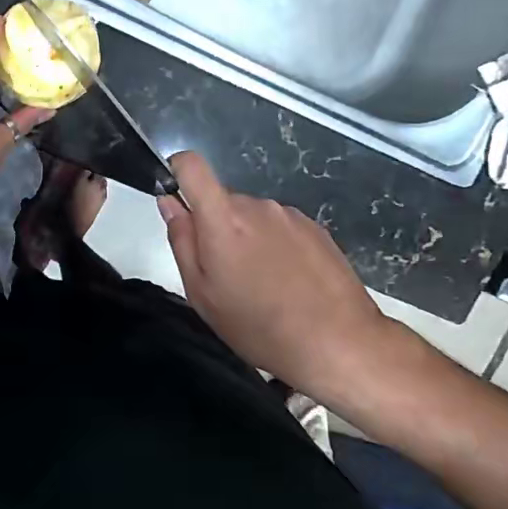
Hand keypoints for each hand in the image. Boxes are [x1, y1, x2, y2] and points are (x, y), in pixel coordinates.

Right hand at [159, 152, 391, 395]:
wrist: (337, 341)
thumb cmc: (258, 325)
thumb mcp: (203, 294)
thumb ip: (182, 241)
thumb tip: (170, 203)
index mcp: (223, 219)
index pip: (192, 166)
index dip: (178, 172)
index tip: (178, 199)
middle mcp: (257, 206)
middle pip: (223, 200)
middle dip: (216, 228)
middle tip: (224, 275)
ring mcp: (290, 215)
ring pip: (253, 217)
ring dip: (248, 240)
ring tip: (261, 285)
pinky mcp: (316, 228)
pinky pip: (280, 228)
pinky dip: (275, 247)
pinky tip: (287, 283)